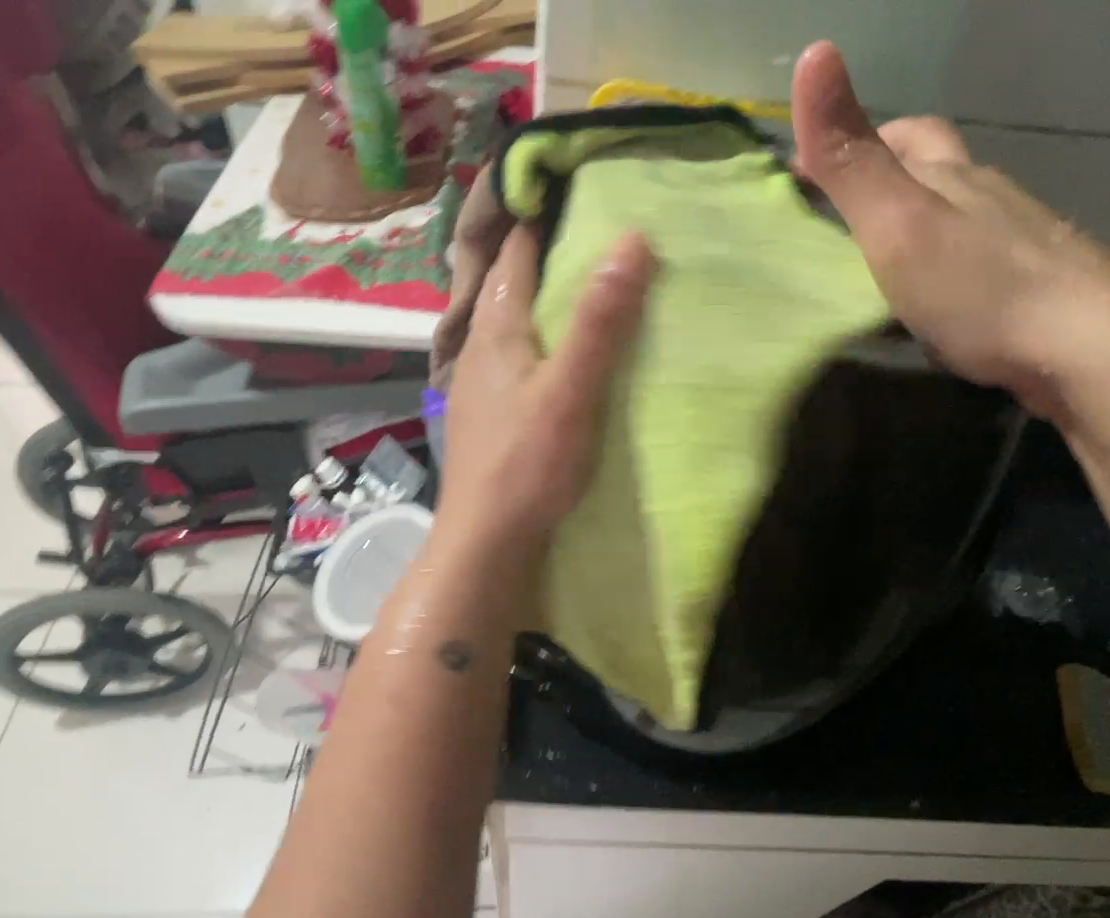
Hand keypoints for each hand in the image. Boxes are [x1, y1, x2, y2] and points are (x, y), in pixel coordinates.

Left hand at [435, 226, 655, 553]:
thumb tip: (631, 239)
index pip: (516, 249)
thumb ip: (601, 321)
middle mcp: (479, 345)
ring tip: (588, 286)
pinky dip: (540, 338)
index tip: (580, 188)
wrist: (486, 538)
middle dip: (547, 252)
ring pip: (512, 321)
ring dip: (543, 299)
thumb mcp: (572, 390)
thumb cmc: (528, 463)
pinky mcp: (487, 413)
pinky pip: (514, 355)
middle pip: (512, 282)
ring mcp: (478, 381)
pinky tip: (561, 355)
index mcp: (497, 327)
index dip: (541, 213)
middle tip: (598, 231)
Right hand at [791, 42, 1109, 416]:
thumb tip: (814, 53)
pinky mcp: (1041, 289)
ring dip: (928, 231)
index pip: (909, 135)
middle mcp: (992, 198)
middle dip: (900, 181)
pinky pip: (986, 266)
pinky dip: (956, 273)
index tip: (823, 168)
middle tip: (856, 218)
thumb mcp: (897, 222)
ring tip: (890, 270)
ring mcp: (1023, 243)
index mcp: (952, 176)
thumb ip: (851, 158)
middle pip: (942, 173)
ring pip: (966, 220)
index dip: (868, 137)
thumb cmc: (980, 286)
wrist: (1086, 347)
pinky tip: (944, 307)